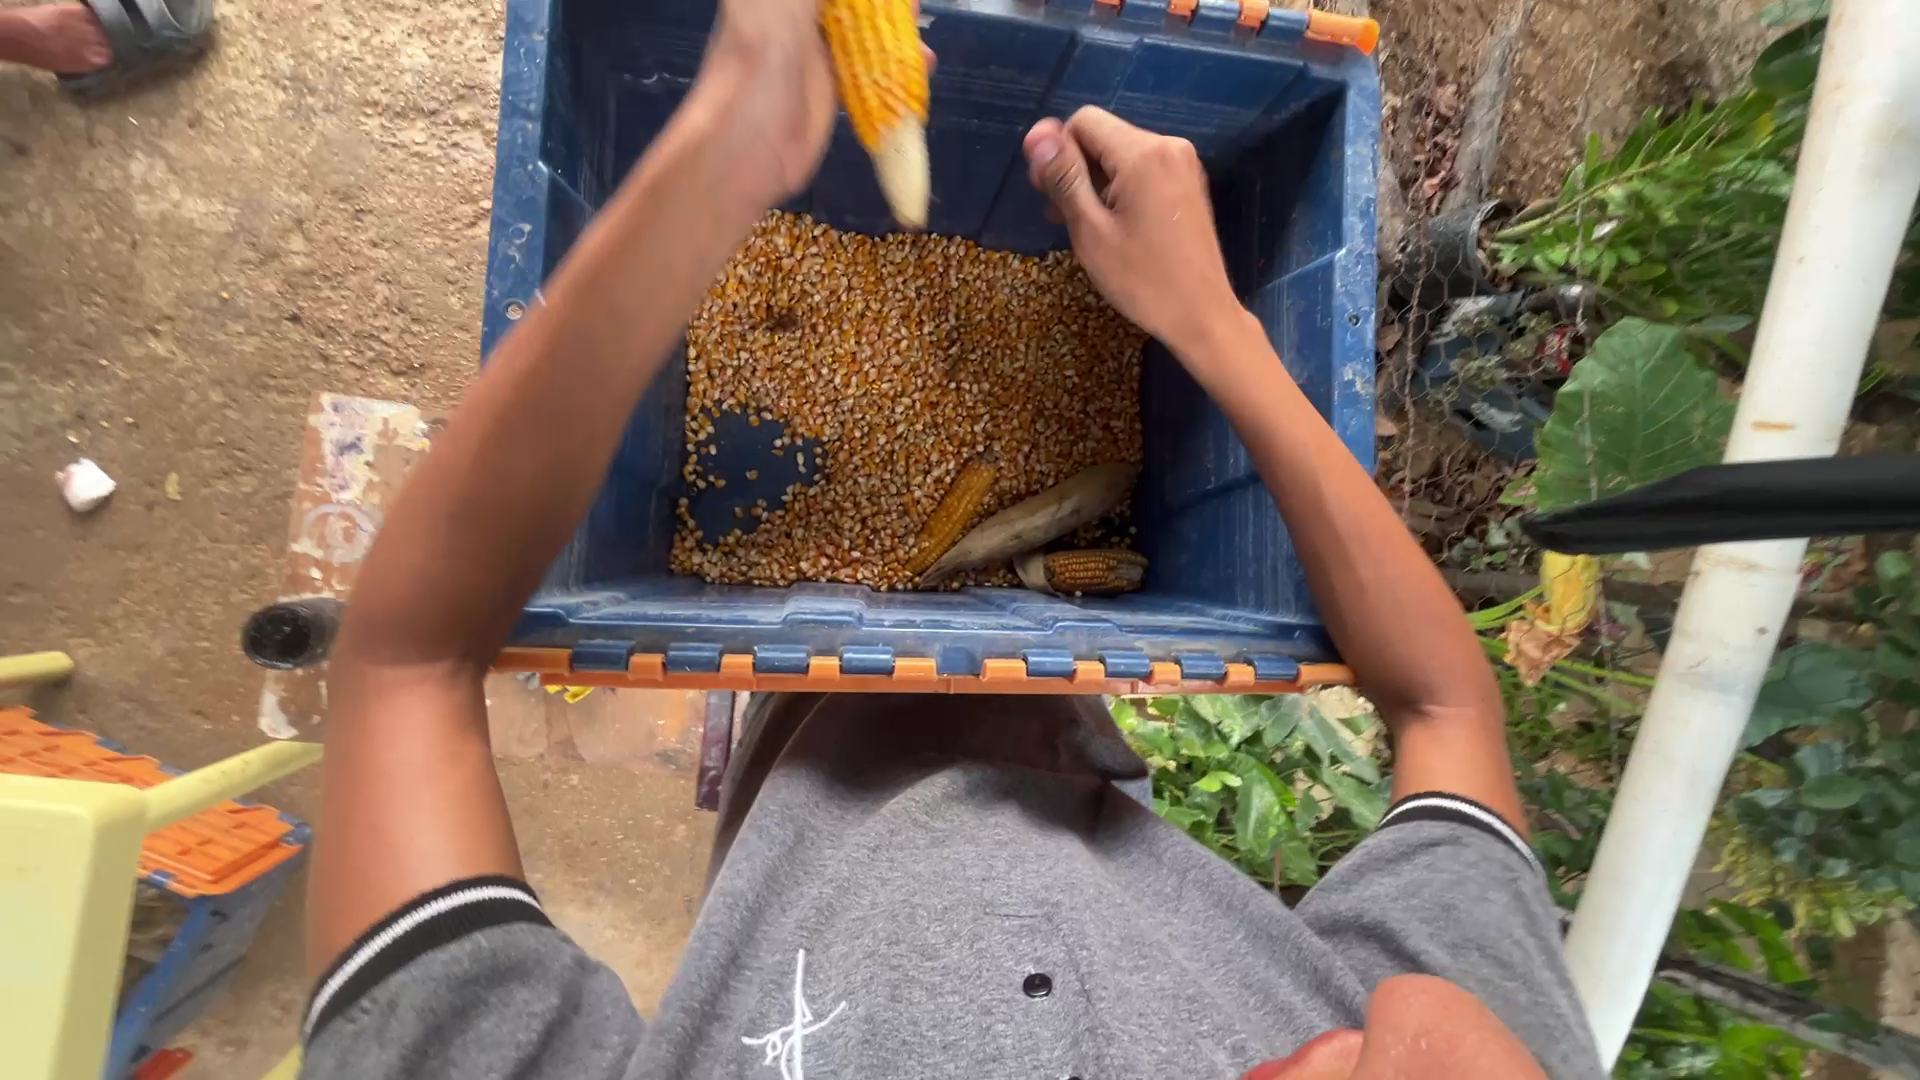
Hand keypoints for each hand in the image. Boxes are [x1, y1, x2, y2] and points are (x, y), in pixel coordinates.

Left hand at [697, 0, 936, 207]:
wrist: (748, 148)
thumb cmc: (756, 68)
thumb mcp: (784, 4)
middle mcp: (794, 15)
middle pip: (847, 6)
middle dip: (882, 7)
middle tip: (913, 7)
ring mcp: (812, 55)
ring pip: (860, 34)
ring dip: (894, 35)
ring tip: (922, 41)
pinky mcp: (828, 92)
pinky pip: (865, 71)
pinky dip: (891, 70)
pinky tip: (919, 72)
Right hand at [1022, 107, 1246, 359]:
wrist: (1201, 314)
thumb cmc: (1141, 280)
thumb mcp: (1091, 232)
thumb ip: (1064, 179)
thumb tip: (1036, 134)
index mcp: (1142, 153)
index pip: (1084, 121)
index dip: (1057, 153)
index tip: (1046, 194)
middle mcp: (1167, 145)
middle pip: (1104, 137)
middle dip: (1076, 170)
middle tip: (1058, 218)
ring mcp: (1183, 165)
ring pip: (1122, 157)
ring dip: (1095, 184)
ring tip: (1085, 229)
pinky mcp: (1188, 185)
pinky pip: (1143, 173)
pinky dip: (1120, 192)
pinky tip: (1113, 228)